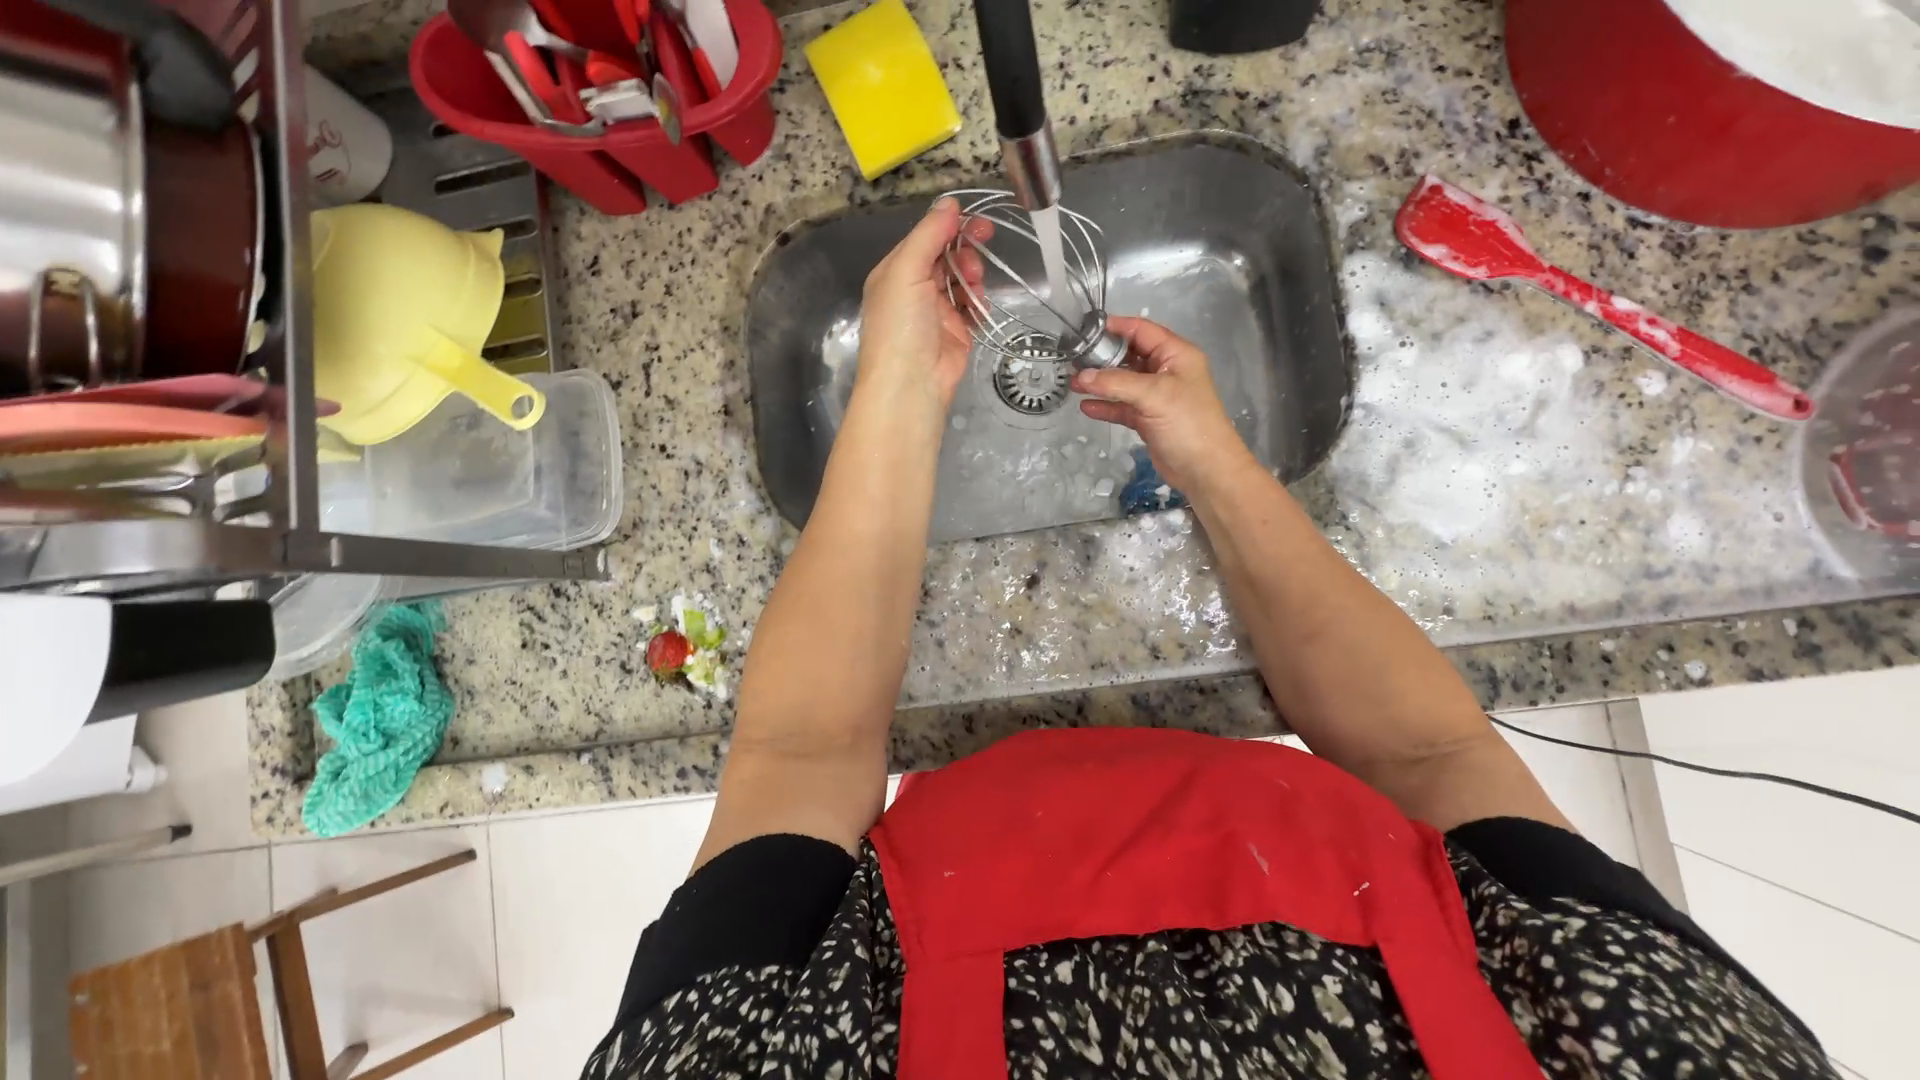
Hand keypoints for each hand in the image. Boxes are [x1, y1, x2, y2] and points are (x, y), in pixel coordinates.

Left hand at [855, 198, 989, 412]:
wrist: (910, 384)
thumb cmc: (900, 325)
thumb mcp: (906, 271)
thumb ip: (928, 234)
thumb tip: (950, 203)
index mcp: (895, 272)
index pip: (924, 238)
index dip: (949, 226)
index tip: (975, 221)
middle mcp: (913, 290)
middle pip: (945, 257)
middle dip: (964, 249)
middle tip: (982, 246)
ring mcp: (936, 312)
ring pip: (962, 280)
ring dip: (972, 275)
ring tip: (974, 282)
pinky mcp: (956, 333)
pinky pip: (972, 307)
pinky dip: (977, 302)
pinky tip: (977, 303)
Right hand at [1072, 316, 1257, 494]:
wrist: (1205, 469)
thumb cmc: (1187, 422)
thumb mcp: (1153, 395)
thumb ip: (1116, 383)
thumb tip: (1081, 377)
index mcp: (1175, 354)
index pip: (1141, 330)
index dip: (1115, 327)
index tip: (1085, 329)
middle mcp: (1166, 370)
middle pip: (1129, 355)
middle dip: (1102, 357)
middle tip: (1073, 359)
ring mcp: (1156, 396)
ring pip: (1123, 382)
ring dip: (1100, 383)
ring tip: (1072, 383)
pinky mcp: (1148, 418)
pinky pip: (1122, 406)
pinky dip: (1106, 406)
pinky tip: (1086, 407)